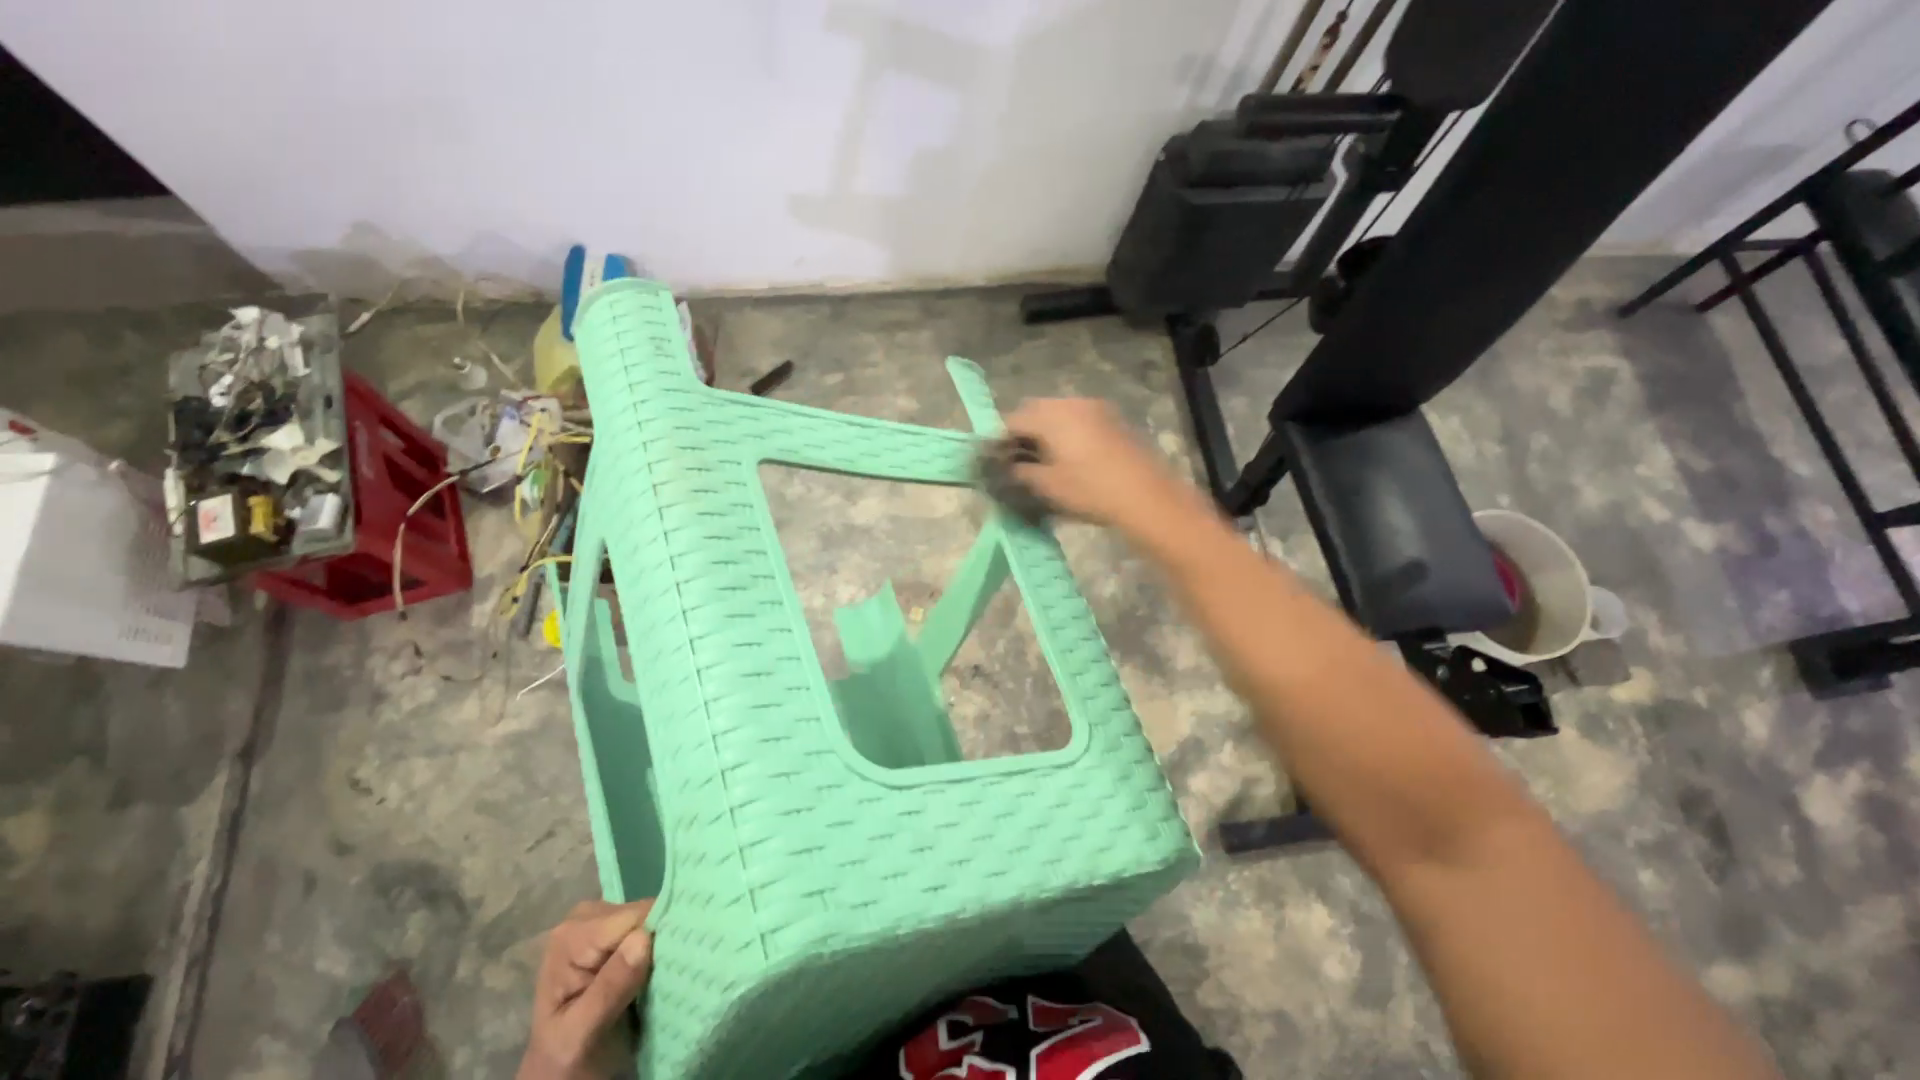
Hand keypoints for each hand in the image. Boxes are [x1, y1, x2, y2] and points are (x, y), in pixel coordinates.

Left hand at [518, 899, 655, 1079]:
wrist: (557, 1074)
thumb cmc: (567, 1058)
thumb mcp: (582, 1034)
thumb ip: (609, 989)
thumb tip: (644, 938)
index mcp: (571, 939)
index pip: (632, 918)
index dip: (659, 935)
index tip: (676, 963)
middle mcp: (582, 920)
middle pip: (642, 913)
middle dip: (661, 938)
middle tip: (671, 974)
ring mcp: (597, 925)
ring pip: (648, 917)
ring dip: (662, 943)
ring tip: (667, 974)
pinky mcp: (610, 935)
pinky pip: (646, 927)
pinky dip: (659, 946)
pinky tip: (660, 969)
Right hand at [1003, 399, 1204, 535]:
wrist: (1148, 497)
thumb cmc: (1091, 491)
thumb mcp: (1047, 486)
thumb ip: (1019, 473)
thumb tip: (1003, 468)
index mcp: (1051, 415)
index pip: (1011, 420)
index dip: (998, 441)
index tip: (993, 462)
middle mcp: (1072, 403)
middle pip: (1034, 411)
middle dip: (1021, 433)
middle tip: (1015, 462)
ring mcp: (1096, 409)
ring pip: (1058, 414)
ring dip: (1045, 432)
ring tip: (1042, 462)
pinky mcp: (1114, 420)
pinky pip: (1079, 420)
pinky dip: (1066, 433)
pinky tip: (1069, 459)